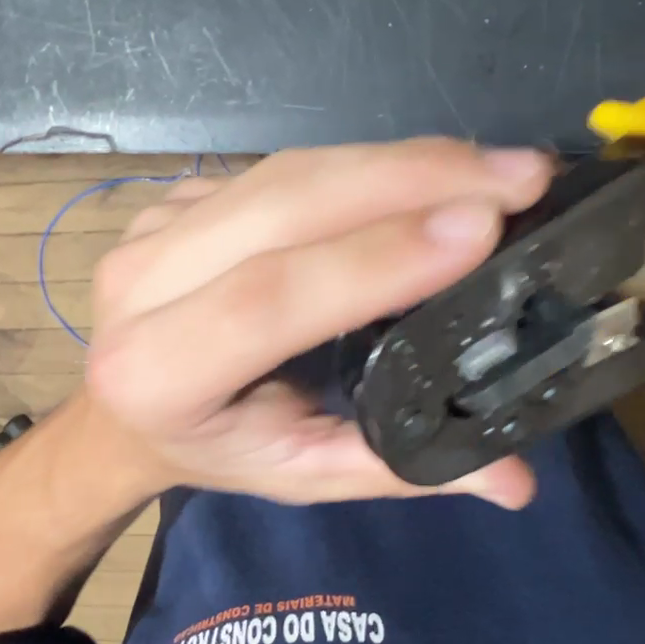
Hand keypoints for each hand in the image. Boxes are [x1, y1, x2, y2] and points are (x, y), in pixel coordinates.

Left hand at [83, 139, 551, 508]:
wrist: (126, 411)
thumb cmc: (214, 449)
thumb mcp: (297, 473)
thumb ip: (397, 471)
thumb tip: (517, 483)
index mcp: (159, 374)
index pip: (267, 301)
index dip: (373, 259)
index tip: (481, 227)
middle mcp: (141, 287)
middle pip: (279, 210)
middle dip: (407, 181)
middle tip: (518, 177)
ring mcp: (151, 230)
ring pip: (282, 173)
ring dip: (395, 160)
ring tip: (493, 167)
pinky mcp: (174, 198)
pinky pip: (277, 168)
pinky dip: (360, 163)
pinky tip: (426, 170)